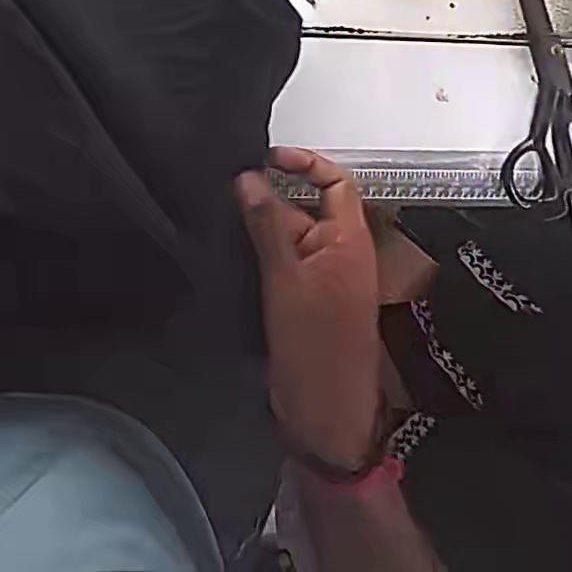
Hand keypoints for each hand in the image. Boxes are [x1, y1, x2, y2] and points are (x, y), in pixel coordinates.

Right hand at [235, 147, 382, 470]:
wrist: (322, 414)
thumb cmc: (317, 350)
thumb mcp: (285, 277)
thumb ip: (267, 224)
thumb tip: (249, 178)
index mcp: (348, 242)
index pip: (334, 183)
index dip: (305, 163)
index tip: (269, 157)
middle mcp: (336, 252)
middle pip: (303, 205)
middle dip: (269, 194)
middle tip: (229, 188)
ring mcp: (317, 274)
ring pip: (286, 231)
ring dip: (258, 222)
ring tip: (223, 214)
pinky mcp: (299, 294)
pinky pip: (278, 256)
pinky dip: (256, 247)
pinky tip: (230, 245)